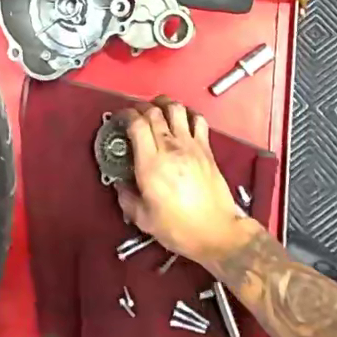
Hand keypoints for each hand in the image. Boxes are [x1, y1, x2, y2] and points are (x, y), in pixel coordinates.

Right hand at [115, 97, 256, 268]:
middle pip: (154, 112)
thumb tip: (120, 186)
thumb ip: (127, 198)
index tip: (120, 118)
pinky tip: (183, 119)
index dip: (125, 115)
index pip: (137, 124)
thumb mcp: (143, 219)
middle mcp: (169, 148)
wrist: (217, 232)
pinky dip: (189, 114)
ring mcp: (191, 145)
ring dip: (164, 104)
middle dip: (141, 107)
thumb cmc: (179, 228)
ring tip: (157, 108)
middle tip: (135, 113)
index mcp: (150, 163)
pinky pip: (198, 120)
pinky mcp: (206, 149)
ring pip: (177, 109)